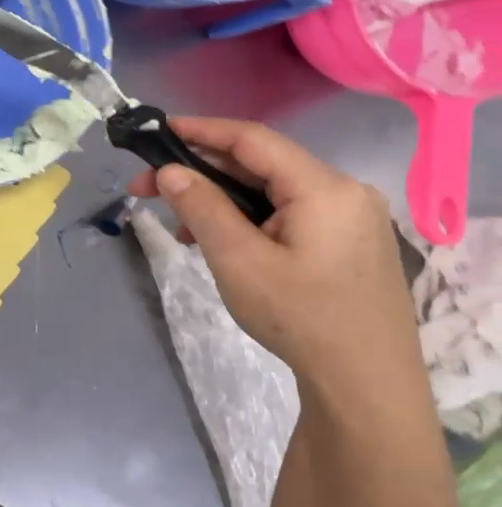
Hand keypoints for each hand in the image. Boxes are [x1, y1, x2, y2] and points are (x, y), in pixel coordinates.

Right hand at [128, 117, 422, 392]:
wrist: (362, 376)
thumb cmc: (297, 313)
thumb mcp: (236, 259)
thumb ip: (202, 207)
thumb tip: (170, 171)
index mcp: (324, 189)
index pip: (253, 140)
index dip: (200, 130)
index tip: (152, 133)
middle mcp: (344, 193)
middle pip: (261, 163)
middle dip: (199, 170)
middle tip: (143, 188)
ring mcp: (349, 218)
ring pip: (270, 189)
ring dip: (217, 196)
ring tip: (176, 222)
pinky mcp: (345, 241)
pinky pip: (285, 211)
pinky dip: (243, 215)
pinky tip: (216, 239)